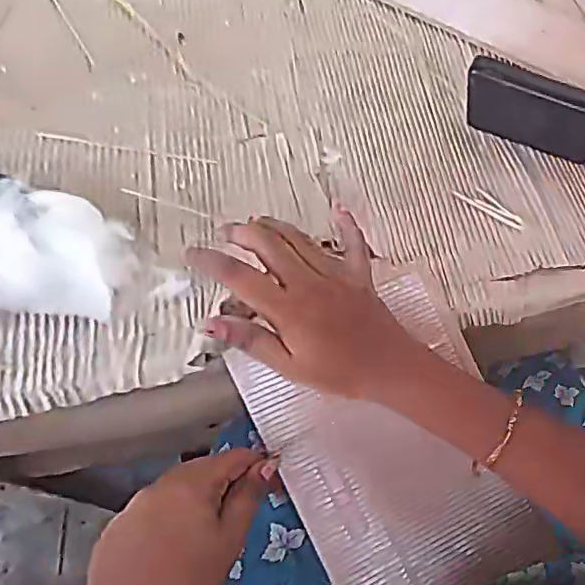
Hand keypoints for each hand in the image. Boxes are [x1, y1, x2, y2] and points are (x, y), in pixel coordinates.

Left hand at [82, 448, 273, 584]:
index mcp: (190, 484)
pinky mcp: (114, 530)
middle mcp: (156, 487)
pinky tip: (171, 550)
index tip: (267, 478)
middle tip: (239, 511)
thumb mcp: (231, 538)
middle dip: (223, 481)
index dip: (254, 463)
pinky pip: (149, 512)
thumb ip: (249, 496)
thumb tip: (263, 467)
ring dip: (194, 500)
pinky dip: (167, 519)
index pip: (231, 457)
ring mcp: (131, 507)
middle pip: (199, 469)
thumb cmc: (192, 582)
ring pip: (173, 491)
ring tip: (204, 536)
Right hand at [186, 208, 436, 399]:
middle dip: (242, 234)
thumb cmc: (343, 373)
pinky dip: (346, 226)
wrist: (391, 369)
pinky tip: (338, 210)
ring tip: (257, 224)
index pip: (240, 277)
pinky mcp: (359, 277)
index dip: (212, 261)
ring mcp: (336, 277)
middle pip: (268, 245)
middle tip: (227, 235)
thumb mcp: (290, 366)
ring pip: (301, 239)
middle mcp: (310, 284)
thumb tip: (213, 325)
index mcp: (289, 309)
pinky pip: (353, 244)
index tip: (193, 254)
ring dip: (276, 227)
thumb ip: (251, 341)